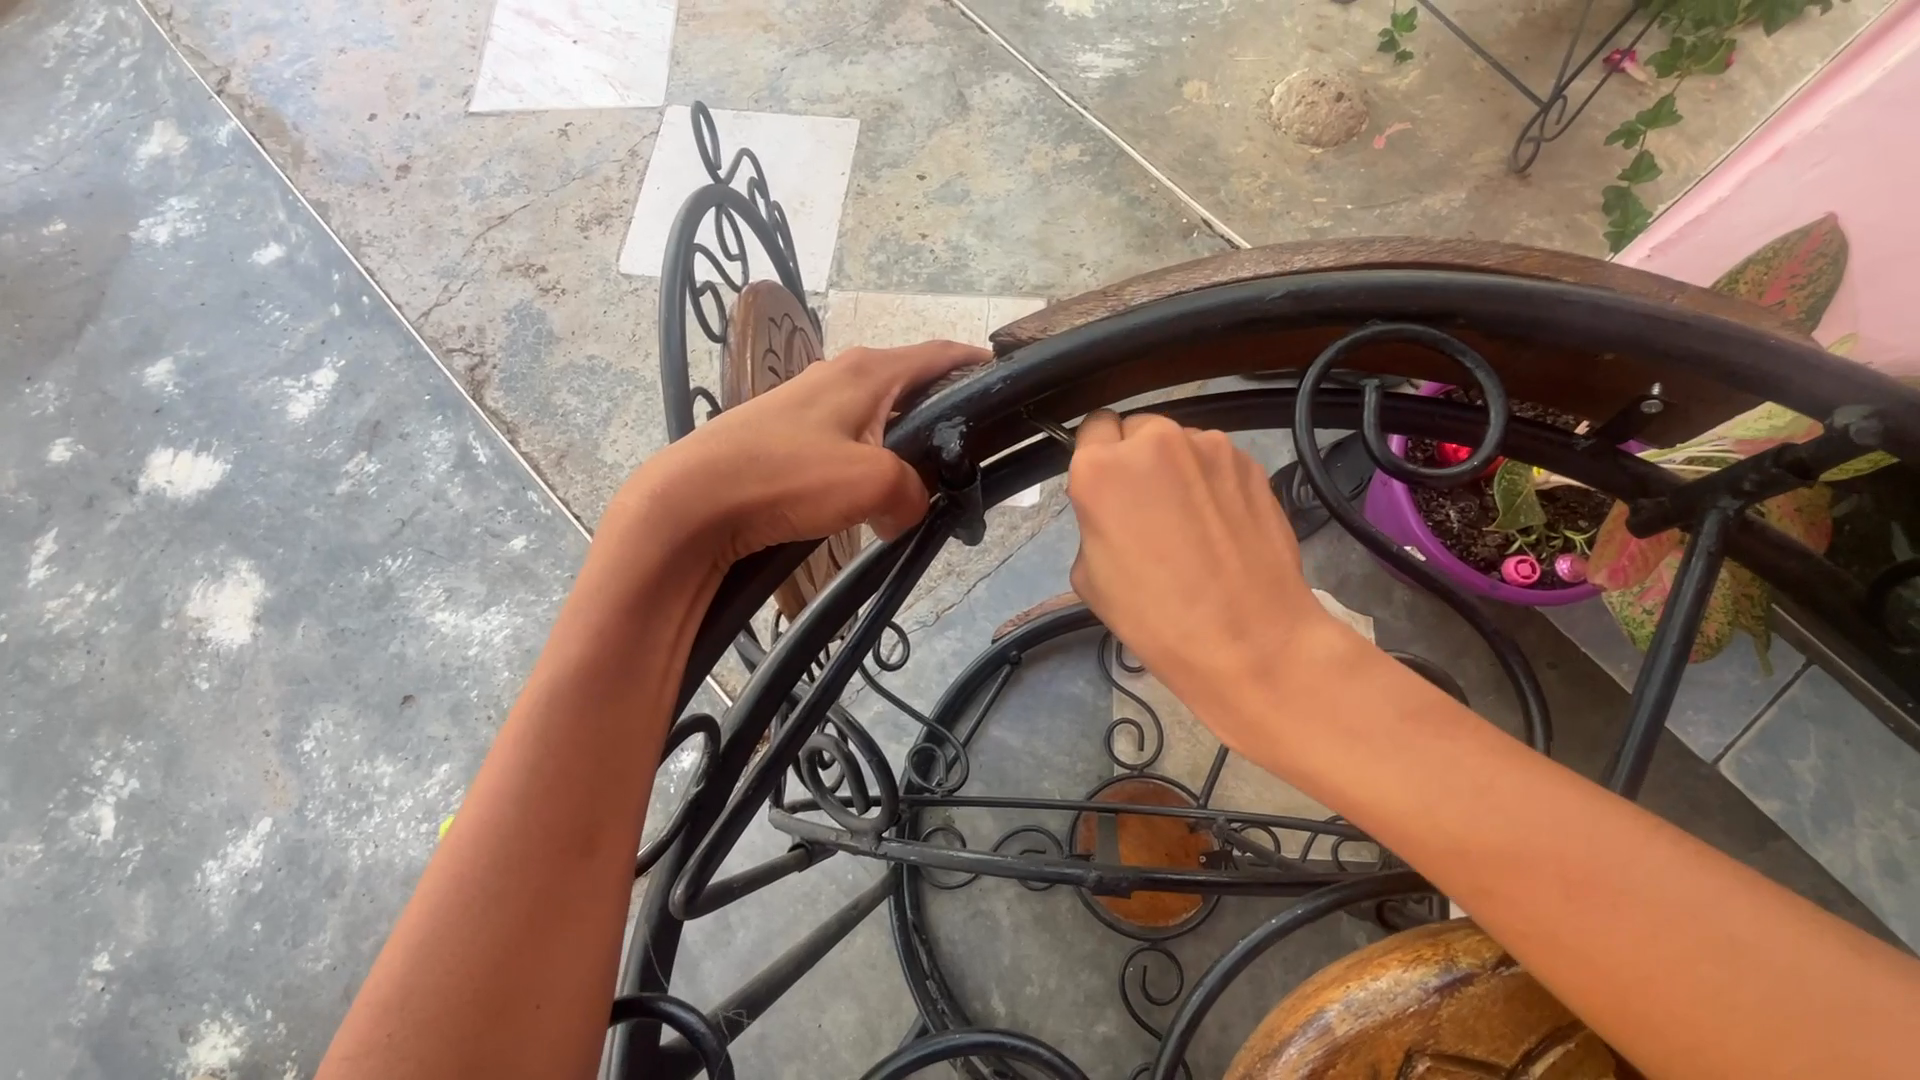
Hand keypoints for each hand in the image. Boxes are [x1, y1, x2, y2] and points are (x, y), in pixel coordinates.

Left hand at [619, 340, 988, 566]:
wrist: (692, 501)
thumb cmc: (785, 477)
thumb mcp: (871, 483)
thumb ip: (912, 494)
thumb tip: (905, 509)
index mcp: (868, 371)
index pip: (937, 355)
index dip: (975, 363)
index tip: (1007, 380)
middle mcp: (839, 376)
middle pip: (909, 387)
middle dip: (943, 414)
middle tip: (969, 456)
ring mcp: (808, 405)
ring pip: (877, 421)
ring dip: (902, 448)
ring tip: (919, 487)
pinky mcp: (785, 437)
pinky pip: (847, 445)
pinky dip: (869, 465)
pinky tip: (866, 499)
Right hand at [1066, 412, 1344, 753]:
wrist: (1249, 639)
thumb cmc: (1156, 618)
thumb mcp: (1088, 576)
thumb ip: (1094, 520)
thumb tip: (1114, 510)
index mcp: (1101, 469)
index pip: (1091, 428)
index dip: (1096, 457)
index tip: (1106, 487)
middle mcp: (1155, 442)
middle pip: (1136, 430)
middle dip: (1137, 460)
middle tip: (1148, 509)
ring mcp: (1210, 447)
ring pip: (1180, 444)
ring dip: (1178, 469)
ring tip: (1192, 521)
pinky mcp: (1251, 463)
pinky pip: (1217, 462)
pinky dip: (1213, 482)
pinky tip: (1221, 525)